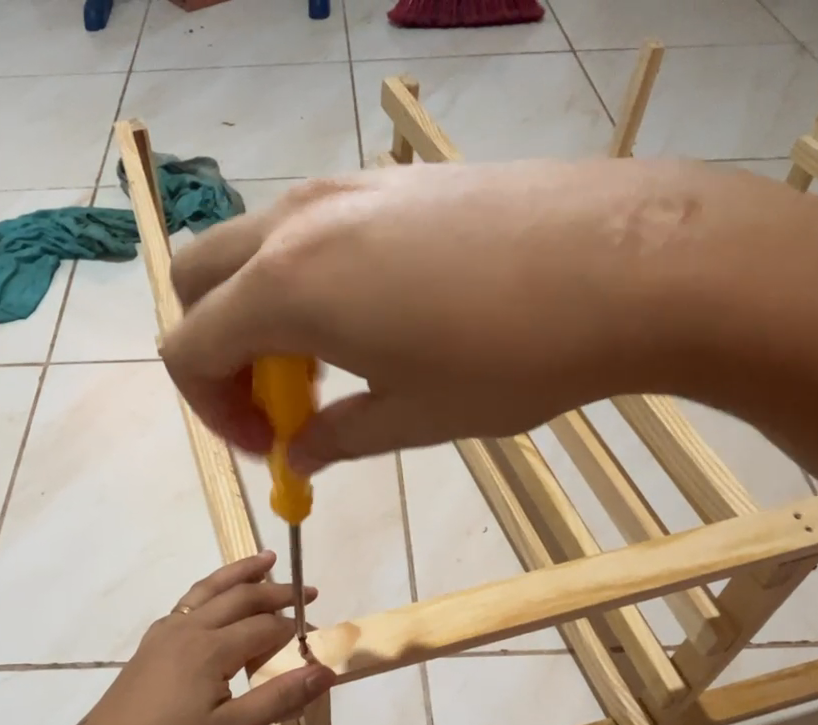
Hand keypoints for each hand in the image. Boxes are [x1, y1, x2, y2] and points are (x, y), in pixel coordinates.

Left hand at [79, 552, 331, 724]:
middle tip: (308, 591)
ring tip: (265, 560)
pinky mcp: (152, 644)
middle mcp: (188, 628)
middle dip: (276, 591)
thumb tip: (325, 672)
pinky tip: (216, 602)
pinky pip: (188, 603)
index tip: (319, 639)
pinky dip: (212, 592)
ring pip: (208, 590)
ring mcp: (165, 632)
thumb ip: (278, 698)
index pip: (265, 627)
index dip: (295, 631)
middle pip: (239, 597)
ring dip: (239, 575)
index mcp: (210, 648)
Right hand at [160, 157, 759, 471]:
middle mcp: (296, 223)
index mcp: (285, 287)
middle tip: (281, 402)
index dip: (212, 410)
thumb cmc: (511, 356)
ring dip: (263, 313)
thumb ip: (336, 438)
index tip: (270, 446)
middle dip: (219, 353)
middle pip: (199, 283)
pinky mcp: (392, 176)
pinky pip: (312, 228)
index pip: (188, 348)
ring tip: (333, 363)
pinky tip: (378, 316)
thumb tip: (299, 456)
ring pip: (254, 249)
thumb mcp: (413, 417)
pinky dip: (309, 279)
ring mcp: (345, 187)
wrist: (629, 261)